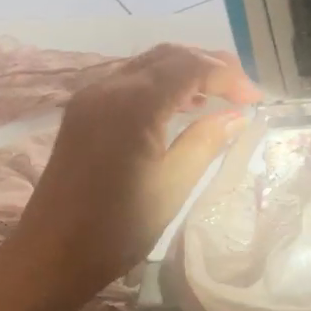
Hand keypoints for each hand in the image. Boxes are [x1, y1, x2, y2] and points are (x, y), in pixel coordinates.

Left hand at [13, 44, 258, 298]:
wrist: (53, 254)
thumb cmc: (119, 226)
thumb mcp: (174, 184)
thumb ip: (206, 141)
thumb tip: (236, 115)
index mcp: (133, 104)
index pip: (190, 68)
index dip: (228, 77)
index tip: (258, 100)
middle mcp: (108, 88)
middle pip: (168, 56)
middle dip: (210, 65)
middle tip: (243, 89)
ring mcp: (91, 98)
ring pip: (148, 64)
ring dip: (186, 71)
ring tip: (219, 95)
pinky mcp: (83, 113)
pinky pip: (130, 81)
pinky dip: (162, 83)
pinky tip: (182, 105)